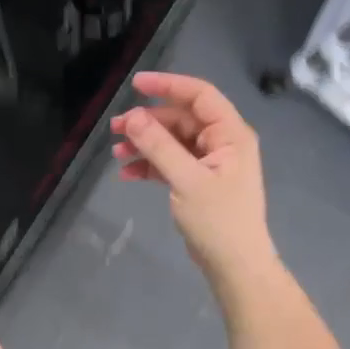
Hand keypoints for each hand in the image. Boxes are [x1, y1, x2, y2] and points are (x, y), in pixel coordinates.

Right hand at [109, 72, 273, 284]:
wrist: (234, 263)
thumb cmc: (218, 220)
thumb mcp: (186, 180)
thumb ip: (159, 146)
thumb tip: (132, 117)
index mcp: (230, 134)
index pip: (199, 96)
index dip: (168, 86)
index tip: (135, 84)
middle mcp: (222, 142)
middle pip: (181, 119)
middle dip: (147, 122)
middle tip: (115, 129)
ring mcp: (210, 163)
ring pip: (172, 141)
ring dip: (145, 144)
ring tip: (116, 153)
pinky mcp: (198, 182)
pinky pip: (170, 163)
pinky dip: (149, 165)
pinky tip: (127, 174)